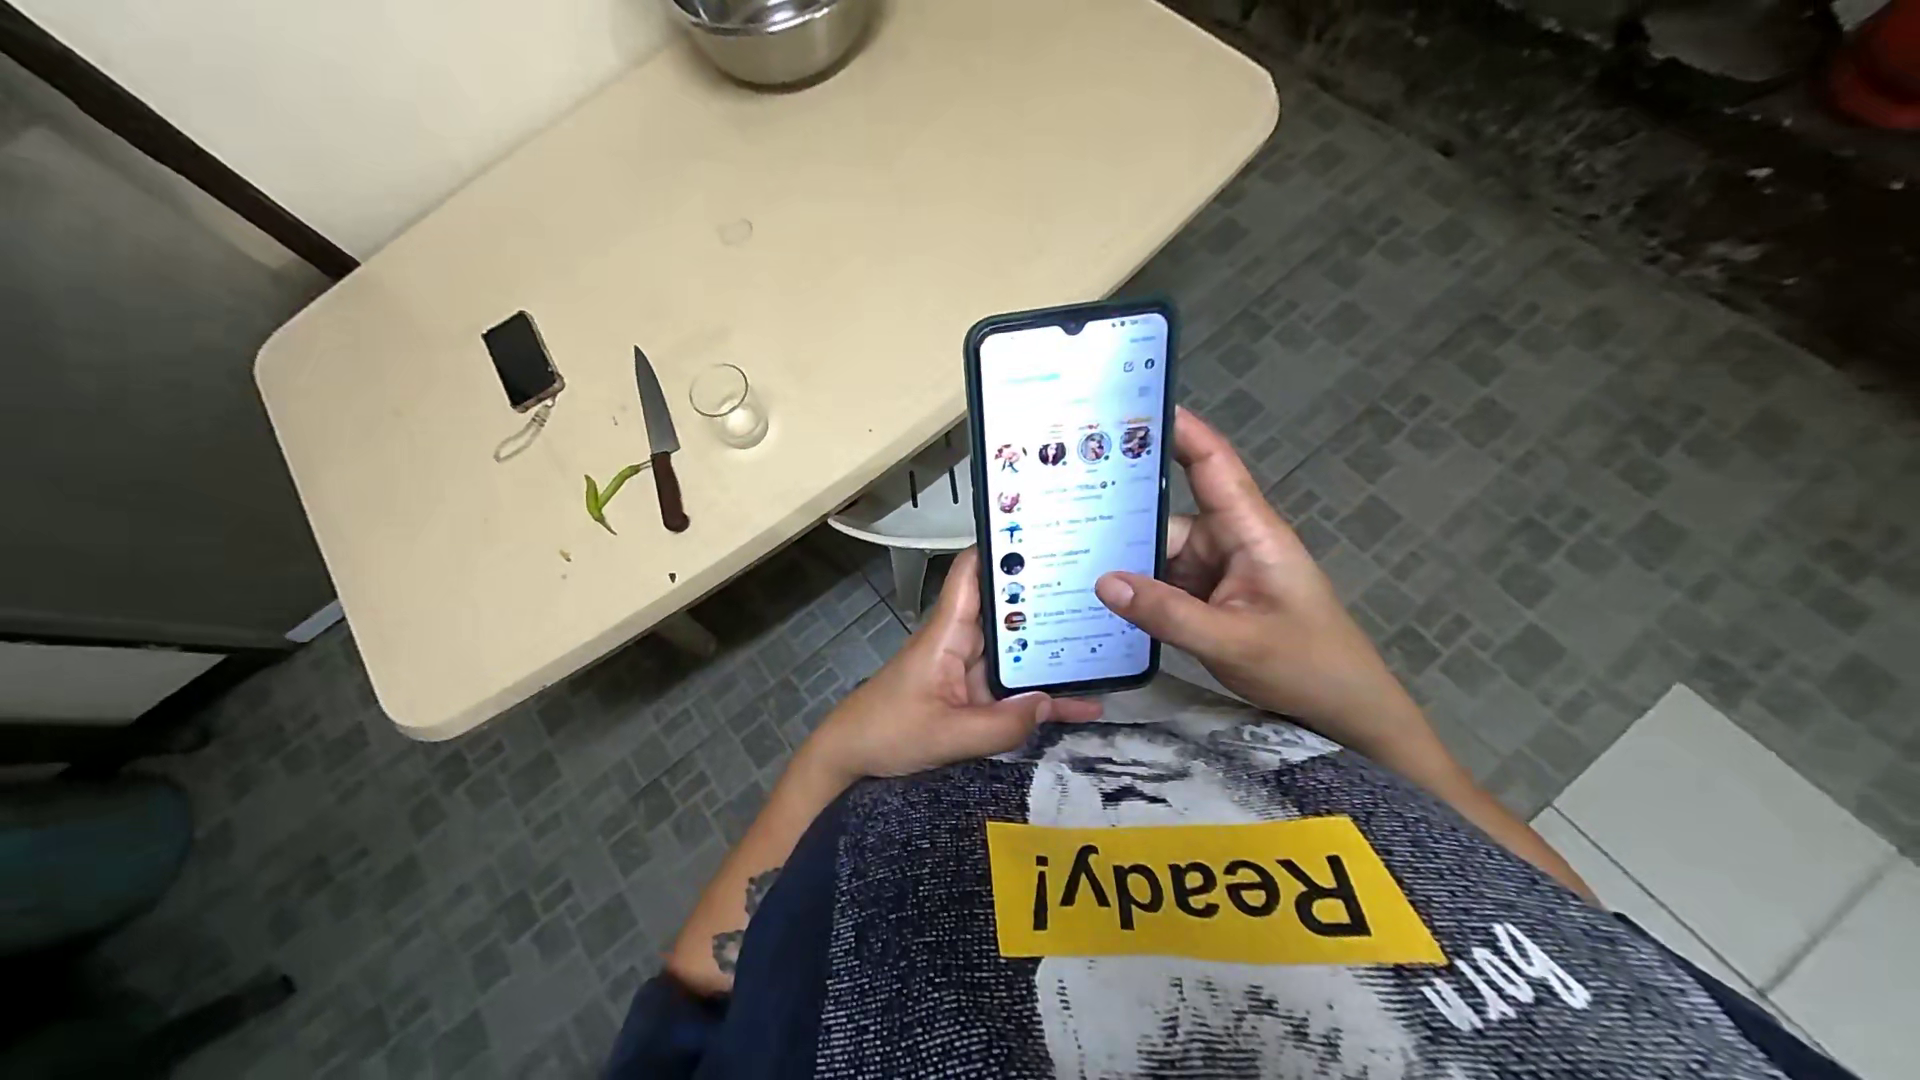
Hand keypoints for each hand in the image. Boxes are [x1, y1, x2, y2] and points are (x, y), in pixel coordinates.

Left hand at [804, 548, 1102, 784]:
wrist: (850, 758)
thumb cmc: (886, 732)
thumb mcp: (946, 735)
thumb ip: (1001, 726)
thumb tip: (1051, 703)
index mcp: (948, 632)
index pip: (971, 573)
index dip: (1002, 549)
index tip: (1046, 537)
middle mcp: (963, 641)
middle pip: (1009, 611)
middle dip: (1049, 601)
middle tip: (1103, 593)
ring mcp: (971, 669)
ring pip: (1019, 653)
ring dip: (1055, 653)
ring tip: (1109, 647)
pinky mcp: (974, 695)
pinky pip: (1014, 690)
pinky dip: (1043, 697)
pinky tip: (1083, 705)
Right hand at [1091, 408, 1418, 755]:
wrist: (1343, 711)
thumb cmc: (1306, 665)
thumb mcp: (1233, 641)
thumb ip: (1168, 614)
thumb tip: (1102, 581)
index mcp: (1250, 532)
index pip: (1214, 465)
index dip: (1180, 430)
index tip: (1134, 406)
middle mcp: (1229, 542)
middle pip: (1166, 517)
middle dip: (1120, 513)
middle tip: (1058, 503)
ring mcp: (1217, 572)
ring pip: (1158, 554)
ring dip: (1122, 560)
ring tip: (1062, 557)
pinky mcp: (1207, 598)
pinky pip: (1162, 584)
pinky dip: (1134, 590)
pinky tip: (1094, 594)